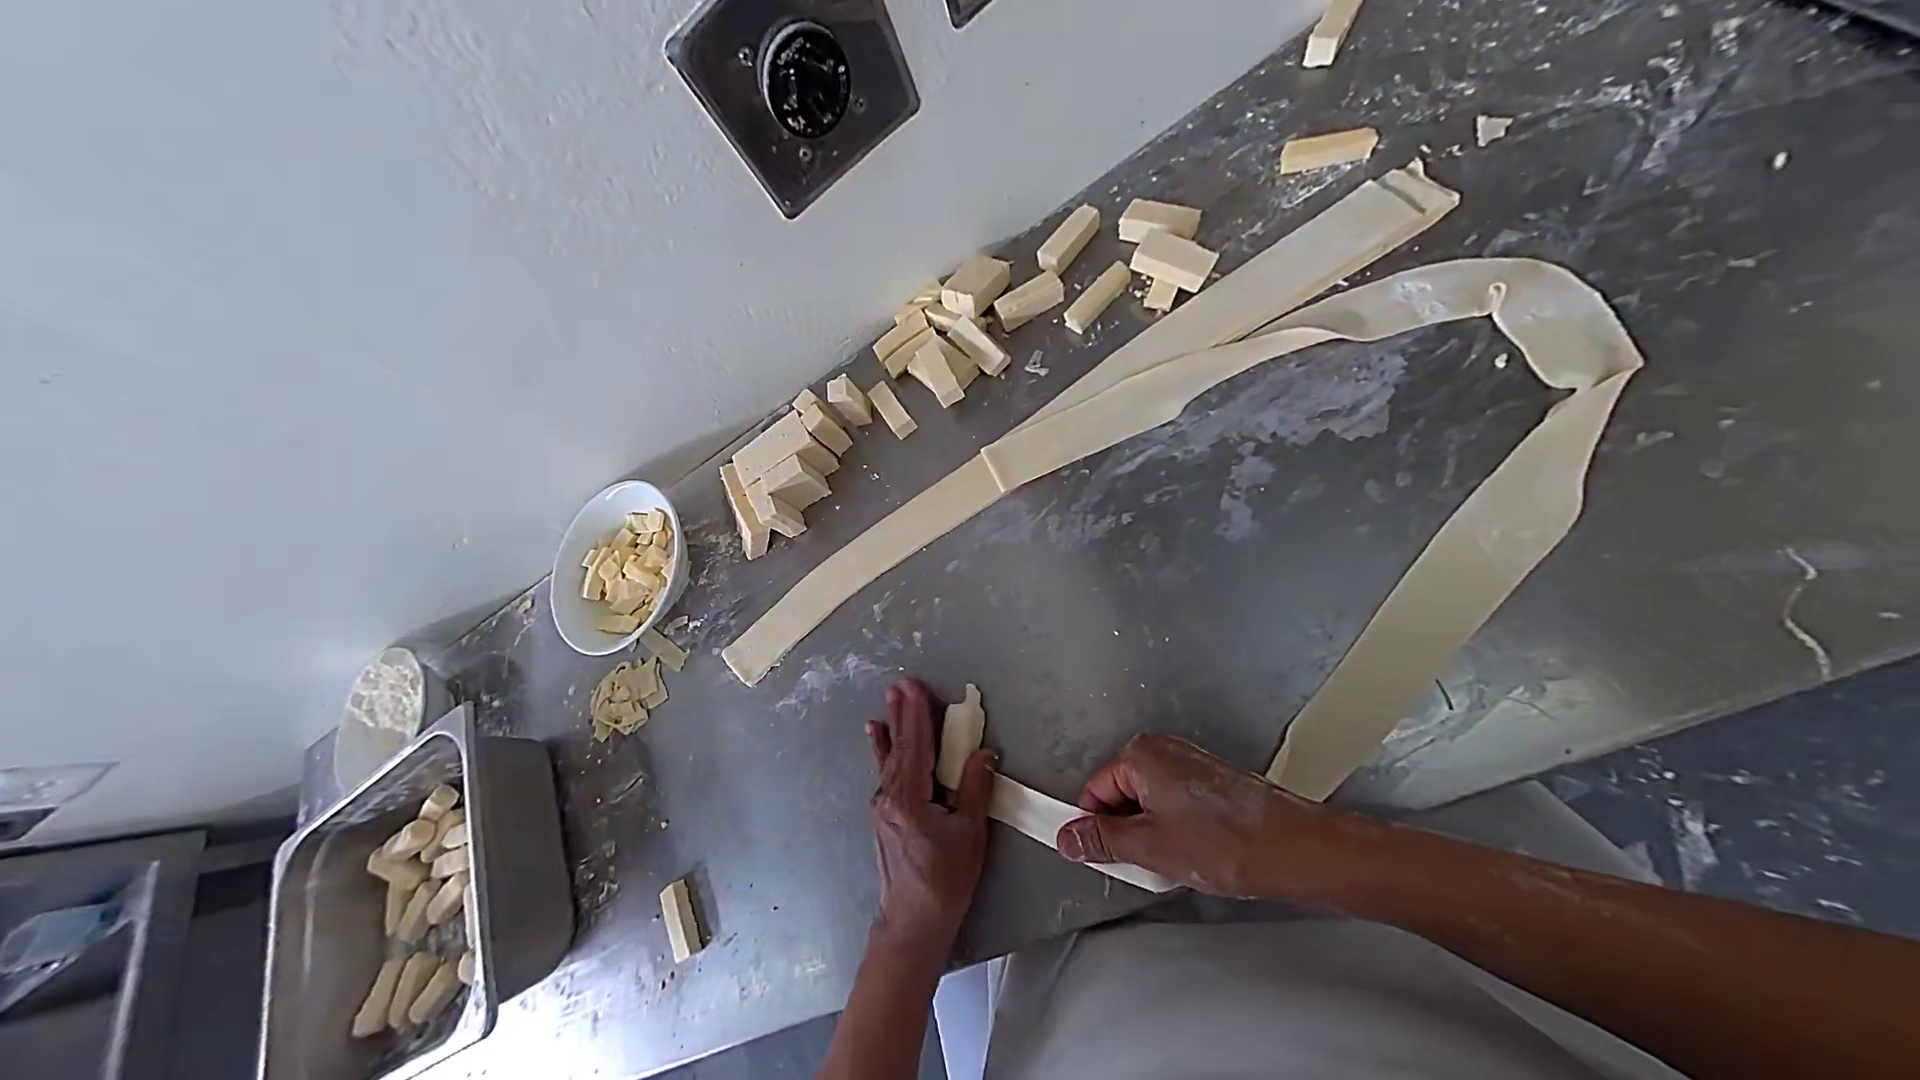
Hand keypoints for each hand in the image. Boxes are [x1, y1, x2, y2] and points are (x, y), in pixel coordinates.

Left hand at [866, 679, 996, 951]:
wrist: (913, 923)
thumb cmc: (946, 880)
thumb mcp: (971, 833)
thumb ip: (975, 788)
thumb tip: (984, 753)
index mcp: (911, 798)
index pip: (917, 746)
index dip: (918, 714)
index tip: (916, 687)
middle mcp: (890, 796)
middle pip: (900, 746)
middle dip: (904, 712)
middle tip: (903, 682)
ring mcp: (882, 805)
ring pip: (891, 757)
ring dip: (895, 725)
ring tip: (893, 698)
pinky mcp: (883, 815)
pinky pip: (884, 773)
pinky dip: (882, 750)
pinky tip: (875, 734)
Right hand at [1055, 734, 1349, 898]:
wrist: (1299, 851)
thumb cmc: (1233, 842)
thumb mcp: (1150, 848)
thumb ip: (1101, 840)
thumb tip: (1069, 837)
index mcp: (1142, 755)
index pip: (1093, 790)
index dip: (1093, 827)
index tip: (1095, 853)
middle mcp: (1164, 751)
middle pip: (1119, 795)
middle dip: (1126, 832)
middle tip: (1146, 863)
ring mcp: (1189, 765)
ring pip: (1147, 805)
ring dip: (1151, 836)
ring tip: (1177, 861)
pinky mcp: (1208, 783)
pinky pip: (1172, 806)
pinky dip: (1174, 832)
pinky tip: (1195, 855)